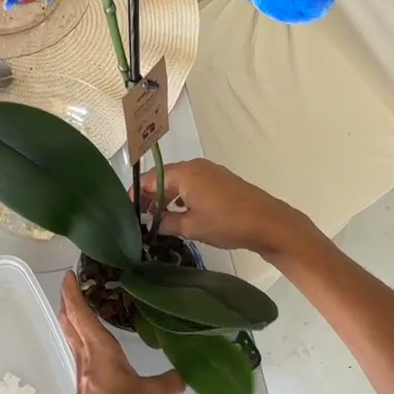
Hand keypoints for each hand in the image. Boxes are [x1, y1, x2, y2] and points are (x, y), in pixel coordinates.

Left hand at [56, 274, 183, 393]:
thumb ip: (170, 381)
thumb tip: (185, 372)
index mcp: (100, 350)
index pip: (81, 314)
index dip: (73, 292)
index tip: (69, 273)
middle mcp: (87, 357)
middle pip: (71, 322)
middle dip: (69, 301)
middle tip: (74, 283)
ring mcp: (83, 372)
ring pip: (73, 337)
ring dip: (74, 319)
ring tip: (84, 306)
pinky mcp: (85, 387)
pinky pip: (81, 352)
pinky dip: (83, 337)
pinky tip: (96, 343)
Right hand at [136, 160, 320, 258]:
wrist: (268, 223)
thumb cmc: (226, 223)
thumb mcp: (191, 227)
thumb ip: (166, 223)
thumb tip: (151, 223)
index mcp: (184, 173)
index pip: (149, 179)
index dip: (135, 195)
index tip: (125, 212)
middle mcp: (195, 167)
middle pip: (163, 178)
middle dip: (151, 198)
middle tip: (139, 220)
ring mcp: (210, 172)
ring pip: (179, 182)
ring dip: (167, 199)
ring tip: (157, 220)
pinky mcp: (221, 181)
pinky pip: (193, 185)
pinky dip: (183, 198)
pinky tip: (181, 214)